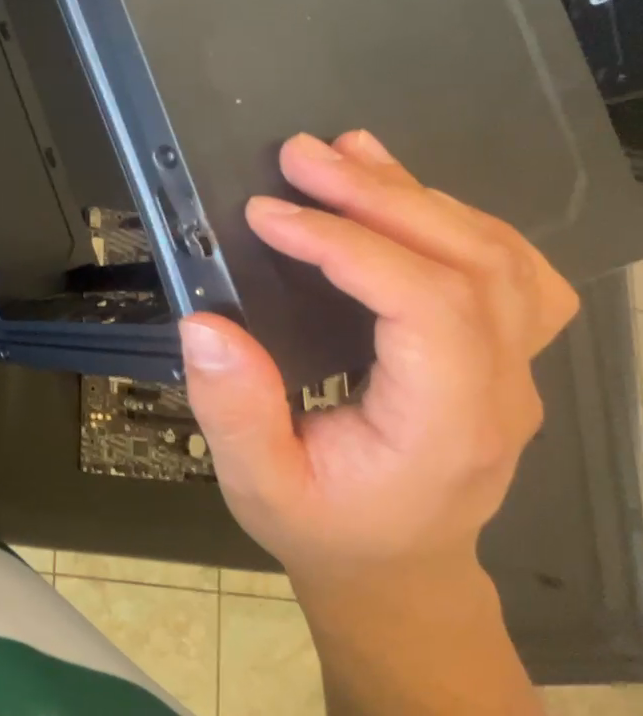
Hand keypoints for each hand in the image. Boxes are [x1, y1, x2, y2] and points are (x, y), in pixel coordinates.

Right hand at [180, 130, 578, 585]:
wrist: (394, 565)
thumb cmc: (322, 525)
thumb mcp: (257, 483)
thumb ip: (233, 409)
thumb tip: (204, 323)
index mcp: (444, 424)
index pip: (428, 308)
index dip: (349, 246)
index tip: (264, 214)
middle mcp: (499, 388)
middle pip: (474, 265)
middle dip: (383, 197)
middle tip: (298, 154)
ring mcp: (514, 368)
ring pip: (504, 258)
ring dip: (421, 195)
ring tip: (343, 153)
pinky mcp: (499, 354)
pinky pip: (507, 269)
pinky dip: (454, 216)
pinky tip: (398, 192)